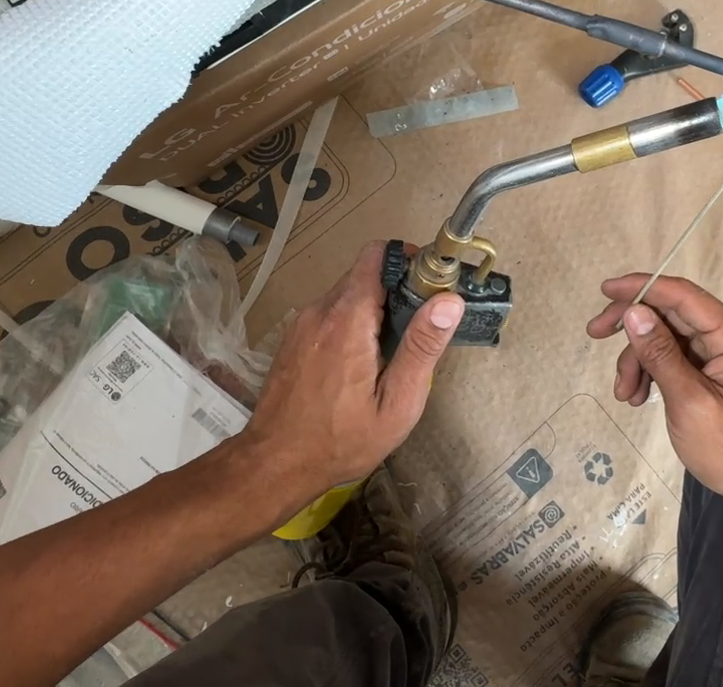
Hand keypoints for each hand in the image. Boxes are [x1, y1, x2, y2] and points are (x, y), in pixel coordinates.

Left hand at [239, 241, 462, 508]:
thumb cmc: (341, 441)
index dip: (407, 260)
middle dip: (397, 288)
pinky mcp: (294, 338)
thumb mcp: (396, 402)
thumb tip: (449, 301)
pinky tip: (364, 361)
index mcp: (347, 319)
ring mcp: (302, 323)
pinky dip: (353, 322)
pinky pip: (331, 313)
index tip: (431, 285)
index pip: (376, 255)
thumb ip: (421, 347)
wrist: (272, 467)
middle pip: (365, 273)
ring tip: (395, 348)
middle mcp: (321, 310)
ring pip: (348, 293)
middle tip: (421, 325)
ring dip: (375, 307)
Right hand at [585, 275, 722, 518]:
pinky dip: (652, 372)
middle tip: (595, 333)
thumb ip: (660, 355)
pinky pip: (673, 357)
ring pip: (666, 337)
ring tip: (626, 394)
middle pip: (670, 313)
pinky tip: (638, 397)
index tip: (605, 290)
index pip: (682, 295)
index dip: (642, 286)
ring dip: (639, 359)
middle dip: (632, 326)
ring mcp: (721, 354)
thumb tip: (633, 312)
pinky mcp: (711, 372)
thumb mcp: (689, 403)